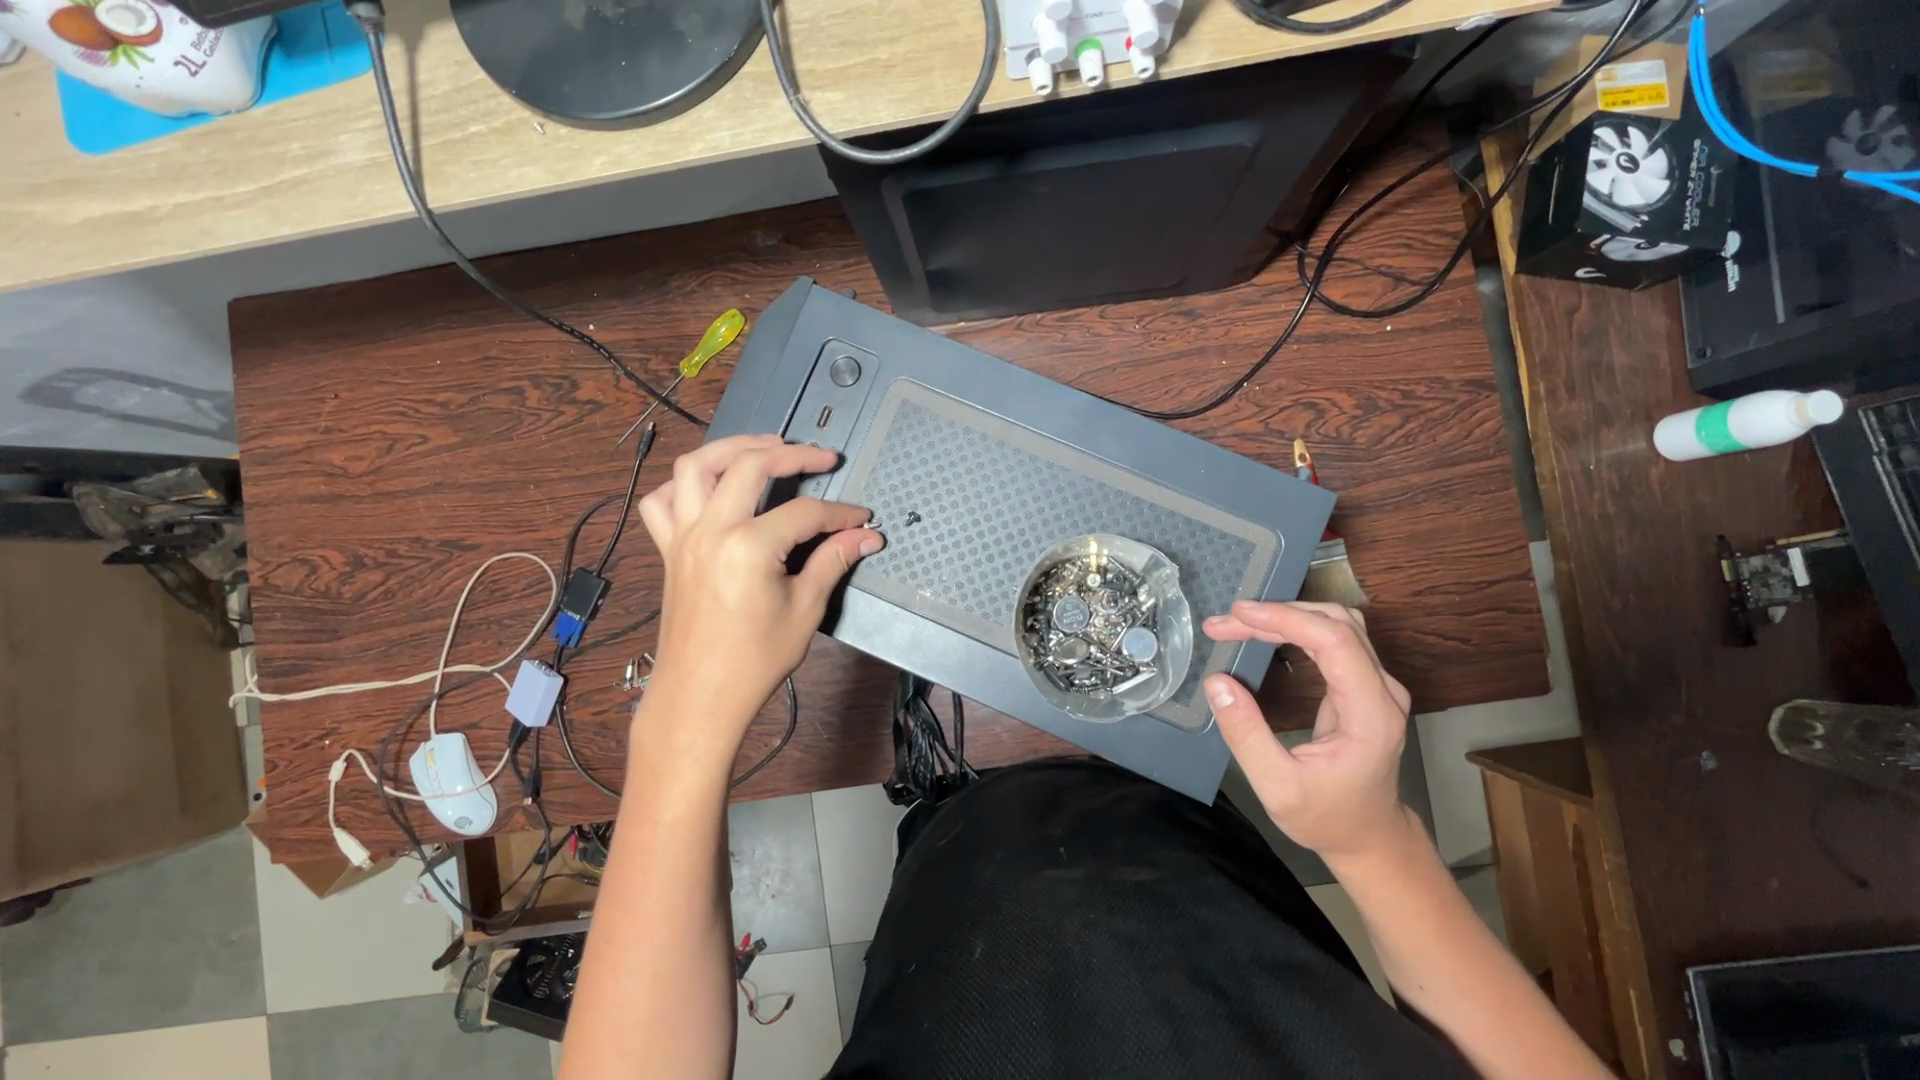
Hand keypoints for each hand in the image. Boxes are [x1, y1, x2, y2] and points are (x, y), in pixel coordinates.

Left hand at [635, 435, 882, 753]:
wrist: (701, 695)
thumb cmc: (752, 661)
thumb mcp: (805, 609)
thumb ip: (833, 561)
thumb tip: (865, 536)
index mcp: (748, 547)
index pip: (805, 511)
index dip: (840, 513)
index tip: (861, 519)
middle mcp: (710, 531)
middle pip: (750, 464)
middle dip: (792, 454)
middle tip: (822, 457)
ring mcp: (683, 537)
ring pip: (695, 465)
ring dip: (731, 447)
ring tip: (765, 447)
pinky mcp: (670, 549)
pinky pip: (661, 500)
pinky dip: (682, 483)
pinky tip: (709, 485)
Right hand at [1203, 601, 1414, 863]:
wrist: (1367, 835)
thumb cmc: (1326, 817)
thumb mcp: (1277, 787)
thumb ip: (1246, 735)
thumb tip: (1217, 683)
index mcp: (1370, 714)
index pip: (1336, 641)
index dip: (1287, 619)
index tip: (1239, 615)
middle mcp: (1383, 691)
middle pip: (1336, 623)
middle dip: (1278, 615)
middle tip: (1225, 624)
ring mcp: (1377, 685)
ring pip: (1336, 624)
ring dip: (1286, 617)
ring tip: (1238, 624)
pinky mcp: (1364, 684)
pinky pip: (1332, 639)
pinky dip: (1294, 629)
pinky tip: (1263, 633)